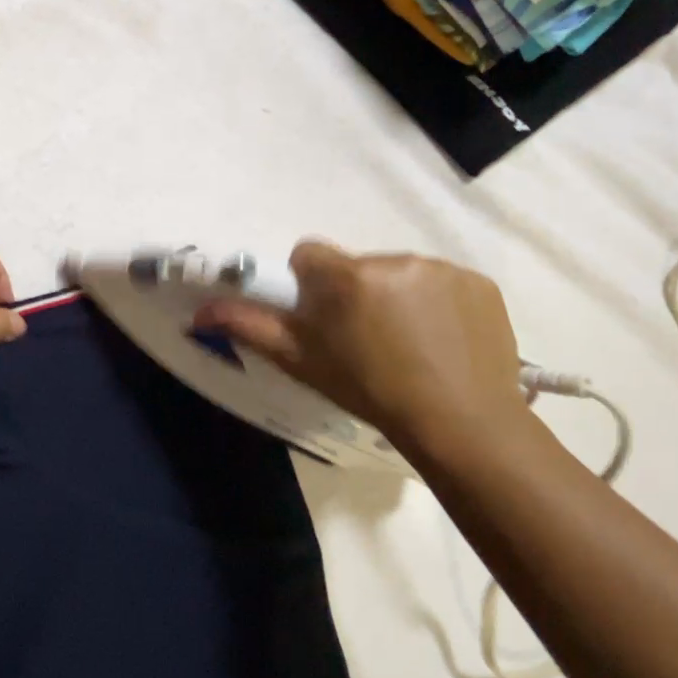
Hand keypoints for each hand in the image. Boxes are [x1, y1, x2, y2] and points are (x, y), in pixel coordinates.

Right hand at [193, 241, 531, 458]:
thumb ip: (248, 326)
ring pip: (399, 274)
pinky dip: (436, 305)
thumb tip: (198, 311)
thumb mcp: (299, 361)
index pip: (309, 254)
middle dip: (352, 293)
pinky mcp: (480, 283)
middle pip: (355, 266)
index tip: (319, 318)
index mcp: (344, 276)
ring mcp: (442, 269)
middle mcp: (392, 260)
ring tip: (405, 345)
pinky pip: (443, 284)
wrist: (460, 422)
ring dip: (394, 298)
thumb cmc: (367, 390)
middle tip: (360, 340)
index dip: (307, 285)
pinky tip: (440, 341)